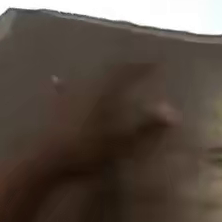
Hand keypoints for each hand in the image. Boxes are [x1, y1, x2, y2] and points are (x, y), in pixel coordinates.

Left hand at [17, 64, 177, 184]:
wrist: (47, 159)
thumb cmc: (87, 151)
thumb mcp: (122, 142)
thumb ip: (147, 127)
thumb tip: (174, 112)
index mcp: (104, 92)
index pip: (125, 73)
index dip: (140, 67)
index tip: (155, 62)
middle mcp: (86, 87)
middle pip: (107, 73)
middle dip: (122, 70)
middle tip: (133, 67)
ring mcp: (68, 96)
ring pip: (86, 80)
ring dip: (98, 76)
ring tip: (106, 72)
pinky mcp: (54, 107)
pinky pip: (63, 91)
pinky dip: (65, 85)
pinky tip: (55, 79)